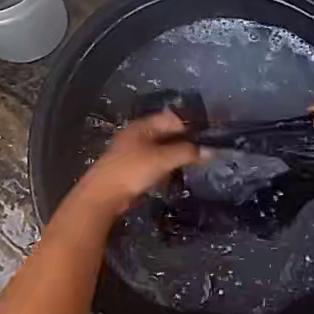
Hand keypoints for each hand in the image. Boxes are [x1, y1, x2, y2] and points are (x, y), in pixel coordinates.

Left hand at [68, 110, 200, 215]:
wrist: (102, 196)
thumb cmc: (132, 171)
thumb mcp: (163, 158)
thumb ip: (187, 152)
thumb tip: (210, 150)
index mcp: (143, 125)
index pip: (172, 117)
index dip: (189, 125)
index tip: (207, 136)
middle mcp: (137, 134)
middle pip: (166, 132)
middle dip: (184, 141)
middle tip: (204, 151)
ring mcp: (133, 151)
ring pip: (161, 148)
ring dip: (175, 155)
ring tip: (194, 163)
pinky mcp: (131, 168)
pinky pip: (154, 162)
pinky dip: (166, 166)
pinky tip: (174, 174)